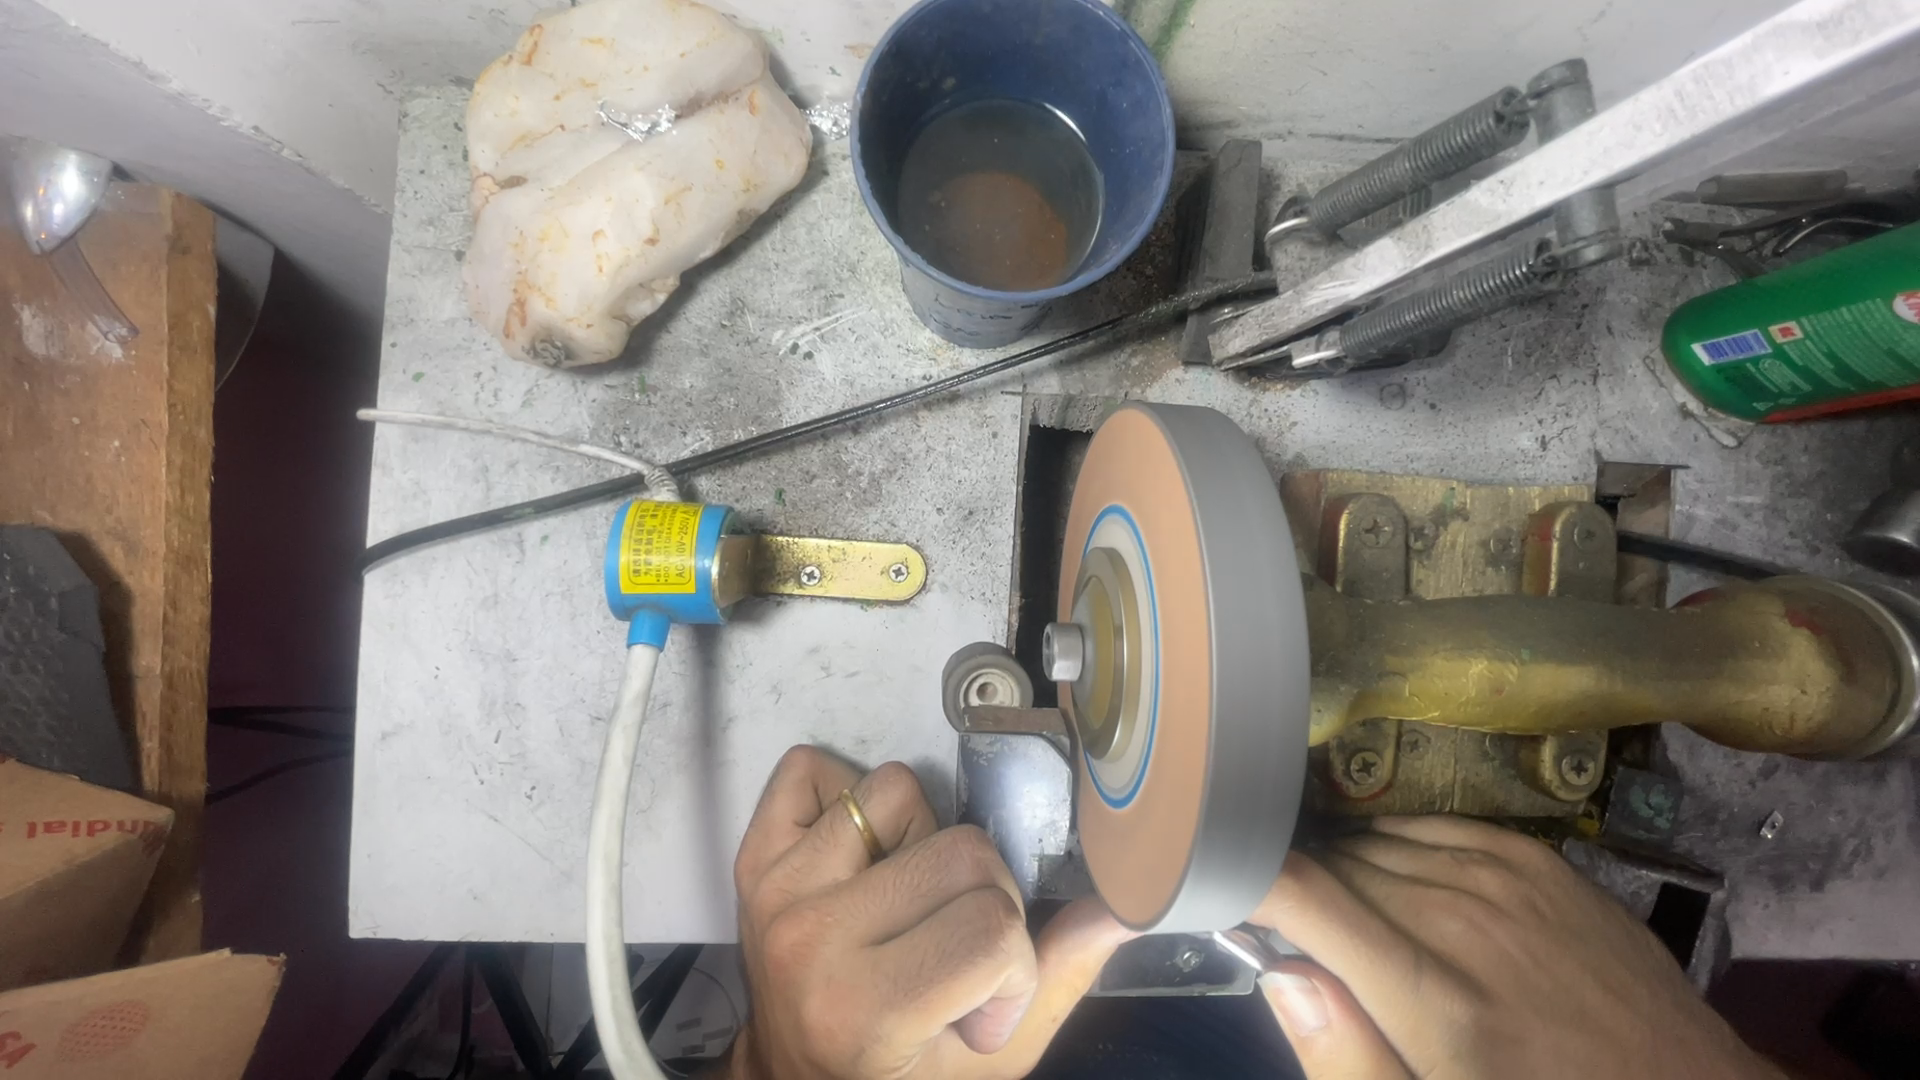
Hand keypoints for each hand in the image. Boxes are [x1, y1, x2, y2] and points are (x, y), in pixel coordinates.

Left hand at [727, 746, 1134, 1078]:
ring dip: (920, 837)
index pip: (992, 924)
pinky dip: (846, 795)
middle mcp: (810, 939)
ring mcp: (776, 888)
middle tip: (954, 941)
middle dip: (982, 892)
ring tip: (906, 899)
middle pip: (959, 848)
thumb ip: (1057, 982)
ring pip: (897, 789)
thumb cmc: (894, 1075)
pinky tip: (860, 854)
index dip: (1014, 959)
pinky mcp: (753, 854)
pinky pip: (810, 768)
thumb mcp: (989, 1062)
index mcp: (866, 1011)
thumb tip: (1118, 910)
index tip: (990, 995)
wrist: (793, 1077)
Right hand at [1251, 816, 1781, 1079]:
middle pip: (1329, 867)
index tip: (1222, 889)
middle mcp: (1458, 915)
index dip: (1245, 878)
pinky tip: (1407, 887)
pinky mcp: (1527, 853)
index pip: (1301, 892)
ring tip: (1367, 922)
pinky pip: (1420, 825)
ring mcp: (1498, 874)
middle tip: (1313, 941)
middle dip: (1303, 895)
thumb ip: (1350, 1059)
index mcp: (1433, 996)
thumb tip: (1278, 972)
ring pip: (1369, 843)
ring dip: (1348, 874)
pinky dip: (1393, 850)